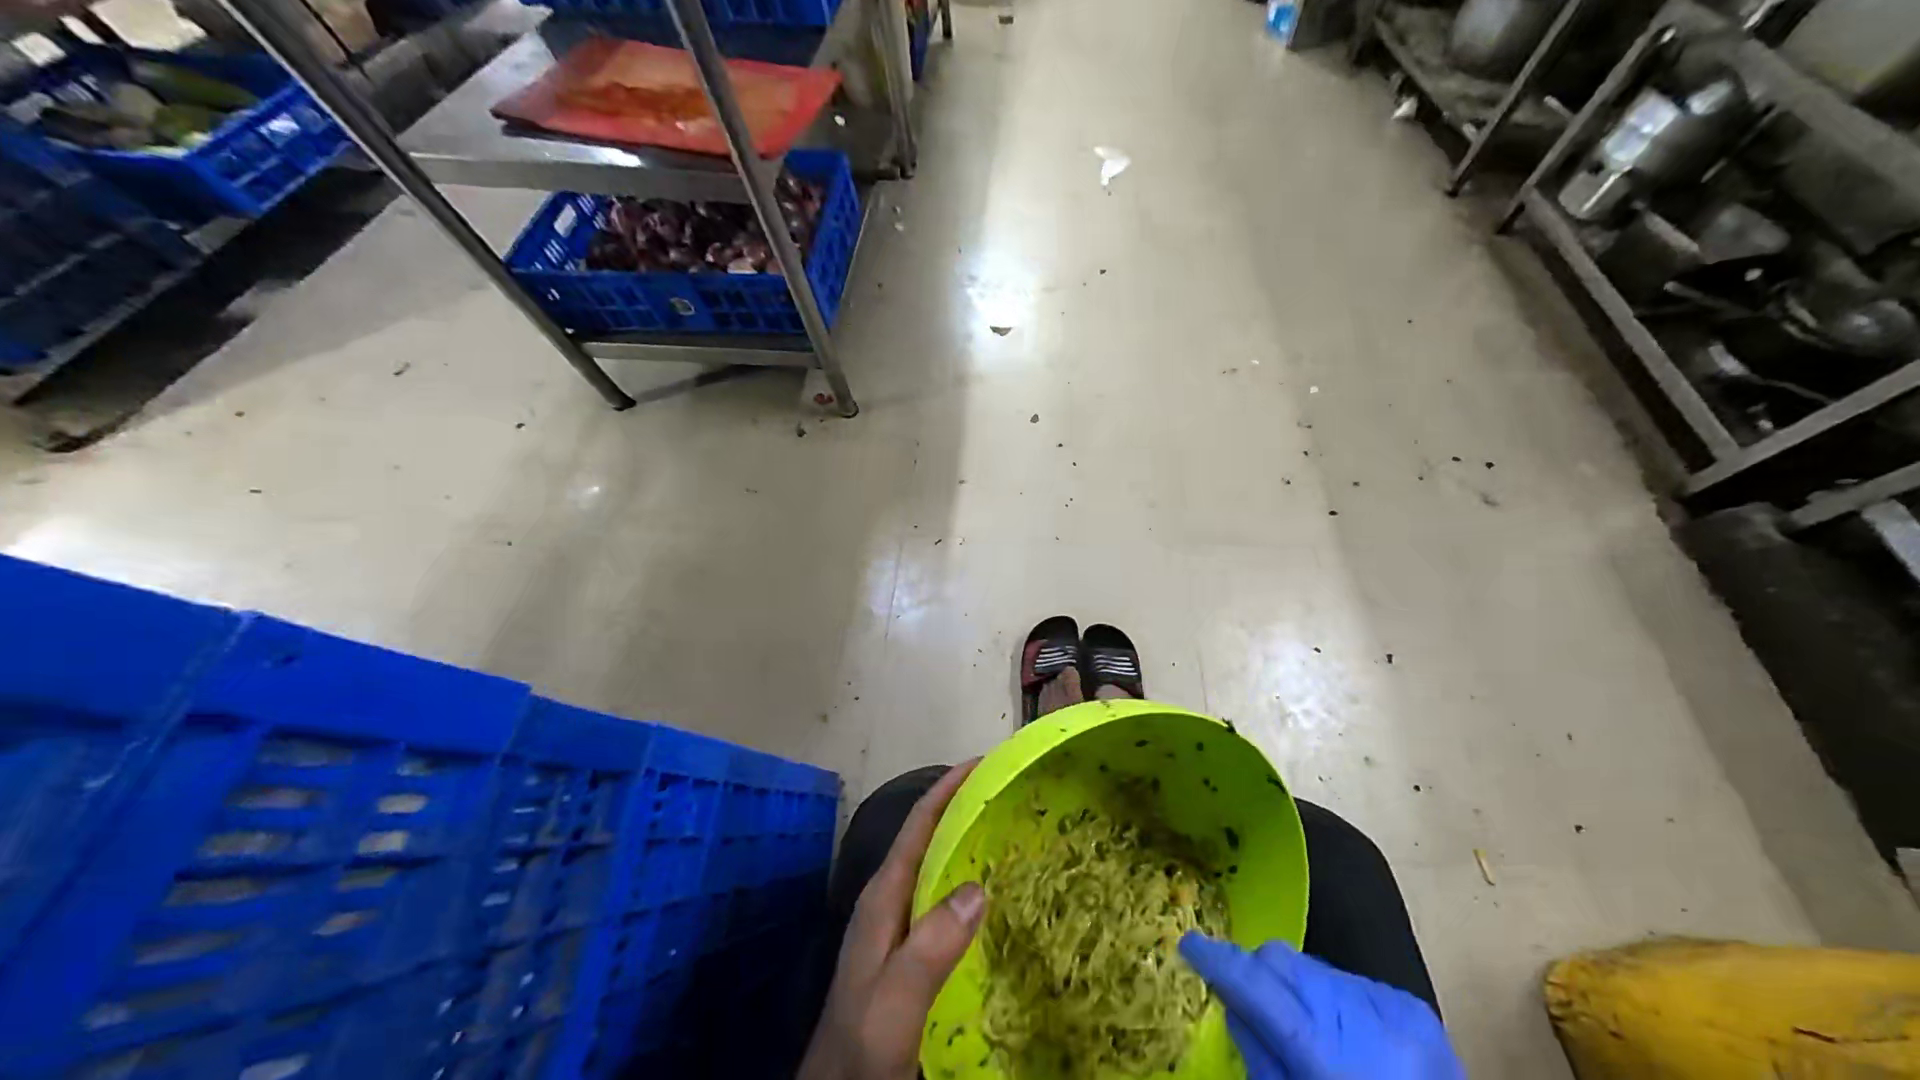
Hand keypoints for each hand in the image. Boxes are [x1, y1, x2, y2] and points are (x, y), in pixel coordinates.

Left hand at [799, 761, 983, 1079]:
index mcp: (883, 898)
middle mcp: (889, 902)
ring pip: (935, 865)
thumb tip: (977, 888)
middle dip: (961, 806)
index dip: (946, 790)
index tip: (983, 762)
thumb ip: (928, 948)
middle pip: (926, 837)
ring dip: (965, 839)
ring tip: (1008, 826)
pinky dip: (966, 878)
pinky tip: (993, 891)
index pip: (917, 827)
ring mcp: (896, 926)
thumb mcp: (893, 1002)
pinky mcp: (908, 951)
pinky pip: (942, 898)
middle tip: (1008, 791)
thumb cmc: (860, 1048)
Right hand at [1179, 935, 1465, 1079]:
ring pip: (1310, 965)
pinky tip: (1345, 1036)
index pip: (1259, 986)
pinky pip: (1347, 980)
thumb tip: (1232, 999)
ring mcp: (1391, 1006)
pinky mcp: (1413, 1006)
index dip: (1220, 961)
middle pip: (1280, 960)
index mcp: (1328, 1053)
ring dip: (1295, 986)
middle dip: (1257, 973)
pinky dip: (1333, 999)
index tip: (1189, 945)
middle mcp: (1361, 1016)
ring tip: (1305, 1028)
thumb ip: (1260, 1053)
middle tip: (1249, 1002)